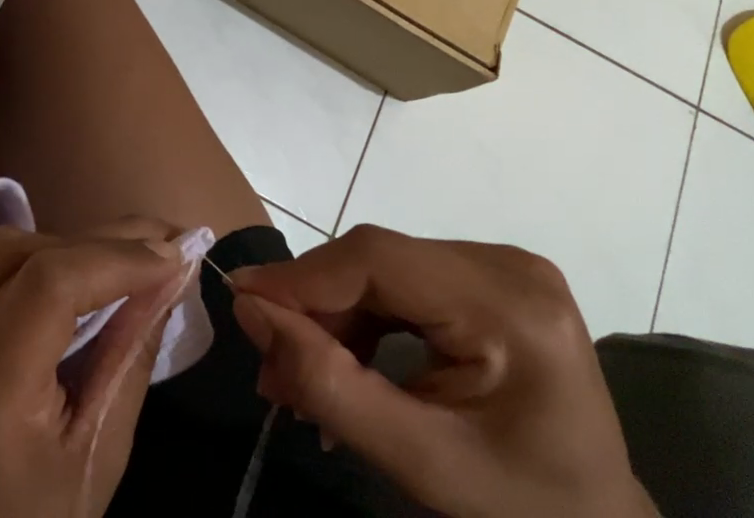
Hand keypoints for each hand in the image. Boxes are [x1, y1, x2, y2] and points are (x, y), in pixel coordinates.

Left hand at [0, 223, 193, 517]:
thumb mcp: (100, 450)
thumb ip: (131, 351)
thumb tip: (170, 270)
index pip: (48, 286)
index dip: (115, 256)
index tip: (172, 251)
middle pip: (22, 256)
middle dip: (98, 243)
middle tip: (157, 245)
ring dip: (62, 247)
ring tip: (116, 262)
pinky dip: (25, 262)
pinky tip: (66, 276)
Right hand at [230, 225, 656, 517]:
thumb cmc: (515, 501)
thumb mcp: (417, 459)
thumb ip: (327, 384)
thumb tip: (248, 308)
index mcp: (510, 307)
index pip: (378, 261)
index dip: (300, 277)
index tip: (239, 306)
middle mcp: (507, 266)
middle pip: (375, 262)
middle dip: (312, 310)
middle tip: (271, 370)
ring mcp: (500, 267)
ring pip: (379, 270)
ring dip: (331, 317)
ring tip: (298, 377)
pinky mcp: (487, 279)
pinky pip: (399, 283)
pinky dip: (360, 320)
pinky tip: (343, 363)